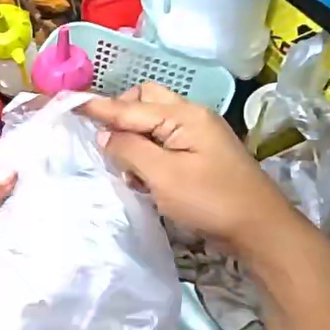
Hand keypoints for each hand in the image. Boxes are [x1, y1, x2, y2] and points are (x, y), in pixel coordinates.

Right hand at [78, 83, 296, 249]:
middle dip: (120, 114)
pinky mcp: (202, 154)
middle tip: (103, 139)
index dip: (98, 106)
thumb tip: (104, 133)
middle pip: (146, 101)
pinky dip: (149, 150)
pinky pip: (166, 140)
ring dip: (134, 135)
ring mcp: (199, 135)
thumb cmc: (210, 200)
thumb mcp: (163, 176)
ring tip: (123, 164)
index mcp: (184, 115)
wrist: (259, 228)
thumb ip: (130, 150)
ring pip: (155, 121)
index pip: (130, 107)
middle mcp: (192, 116)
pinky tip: (142, 175)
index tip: (69, 103)